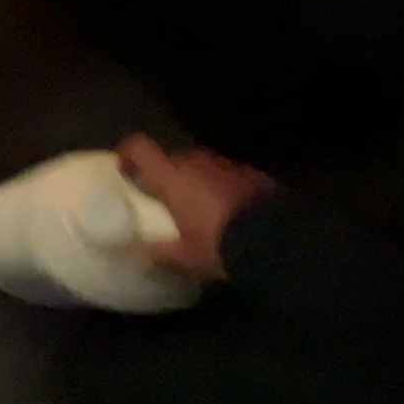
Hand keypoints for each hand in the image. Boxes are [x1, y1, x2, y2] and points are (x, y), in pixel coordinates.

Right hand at [117, 134, 275, 280]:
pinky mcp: (255, 174)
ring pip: (203, 165)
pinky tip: (231, 211)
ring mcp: (228, 165)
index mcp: (171, 175)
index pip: (139, 147)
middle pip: (173, 156)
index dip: (128, 154)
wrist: (278, 243)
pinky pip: (230, 175)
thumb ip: (159, 250)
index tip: (125, 170)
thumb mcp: (184, 256)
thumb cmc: (218, 244)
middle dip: (168, 173)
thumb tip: (140, 251)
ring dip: (198, 178)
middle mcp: (196, 161)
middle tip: (167, 196)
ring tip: (201, 205)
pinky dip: (225, 186)